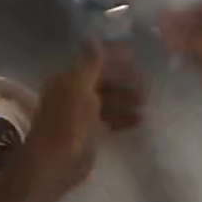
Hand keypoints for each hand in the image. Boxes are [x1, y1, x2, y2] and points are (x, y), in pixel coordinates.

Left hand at [18, 41, 144, 196]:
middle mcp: (72, 93)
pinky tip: (138, 122)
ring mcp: (79, 114)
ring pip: (107, 101)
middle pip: (102, 82)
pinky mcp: (87, 133)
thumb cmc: (68, 122)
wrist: (55, 164)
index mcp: (67, 79)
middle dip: (124, 83)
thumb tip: (92, 37)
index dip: (114, 59)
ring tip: (146, 107)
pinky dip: (122, 119)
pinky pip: (108, 120)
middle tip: (146, 89)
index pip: (94, 62)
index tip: (137, 59)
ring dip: (126, 101)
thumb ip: (89, 64)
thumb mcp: (79, 88)